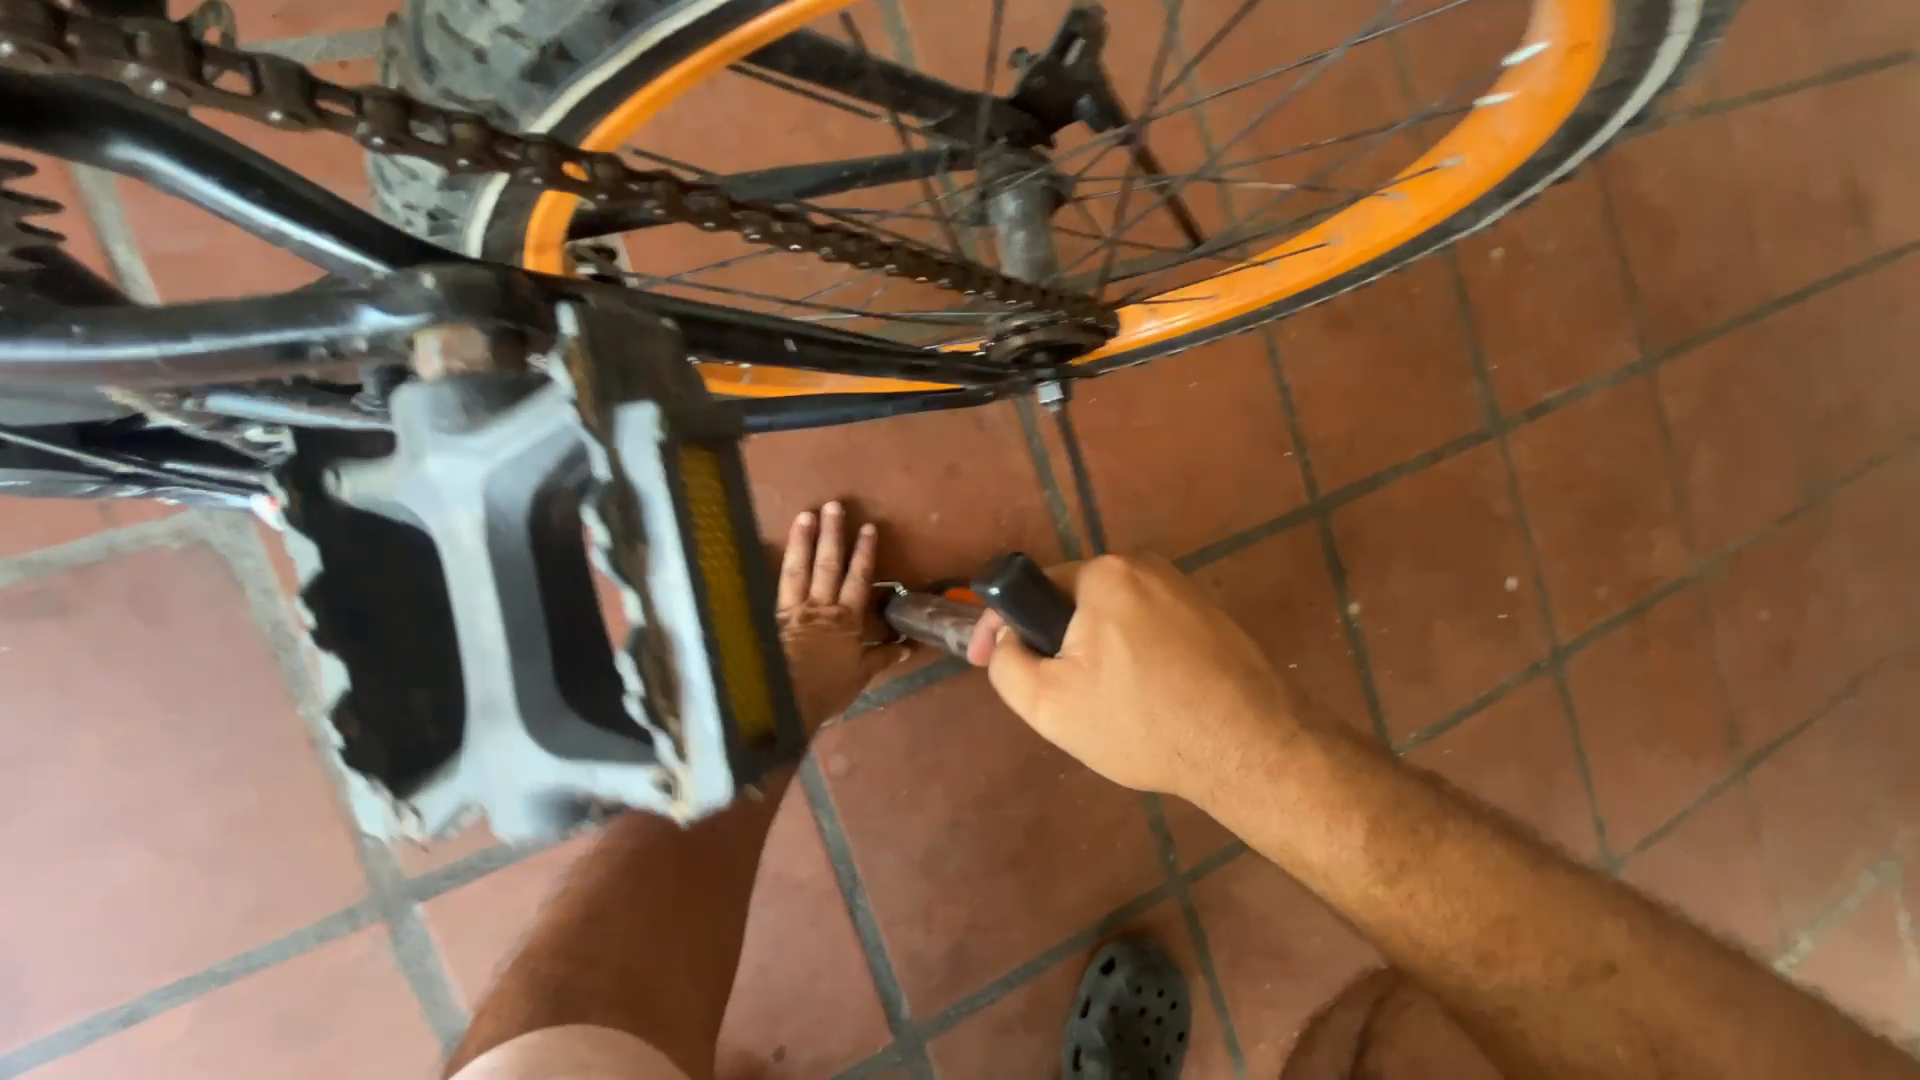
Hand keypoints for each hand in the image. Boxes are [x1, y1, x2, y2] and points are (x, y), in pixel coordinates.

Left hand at [776, 502, 909, 729]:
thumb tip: (906, 646)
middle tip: (833, 506)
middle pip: (827, 565)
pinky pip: (773, 589)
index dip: (864, 553)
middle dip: (832, 535)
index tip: (867, 528)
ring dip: (802, 541)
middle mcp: (819, 607)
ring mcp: (791, 611)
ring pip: (797, 570)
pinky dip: (773, 570)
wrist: (782, 701)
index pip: (857, 579)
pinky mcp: (769, 619)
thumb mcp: (860, 676)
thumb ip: (880, 657)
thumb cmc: (826, 690)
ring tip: (804, 516)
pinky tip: (768, 555)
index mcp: (844, 620)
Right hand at [965, 554, 1306, 804]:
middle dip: (1056, 643)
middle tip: (1060, 695)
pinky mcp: (1208, 612)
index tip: (987, 660)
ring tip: (1105, 704)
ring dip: (1094, 650)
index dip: (1001, 627)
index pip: (1029, 589)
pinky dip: (1132, 654)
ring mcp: (1181, 586)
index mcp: (1103, 575)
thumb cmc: (1141, 724)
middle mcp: (1143, 565)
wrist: (1249, 749)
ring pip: (1110, 616)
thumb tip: (1011, 638)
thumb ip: (1008, 663)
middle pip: (1071, 602)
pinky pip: (1147, 626)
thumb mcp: (1048, 705)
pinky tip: (1144, 697)